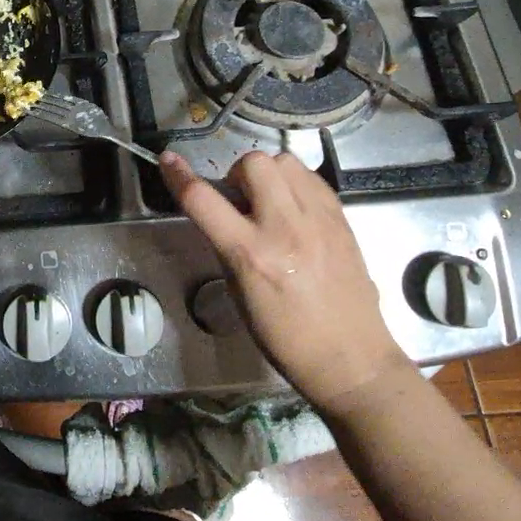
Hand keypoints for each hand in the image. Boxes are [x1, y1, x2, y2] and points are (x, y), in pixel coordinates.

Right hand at [161, 150, 413, 414]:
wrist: (352, 359)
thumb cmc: (285, 337)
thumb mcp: (239, 293)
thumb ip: (227, 245)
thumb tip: (220, 212)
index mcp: (251, 254)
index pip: (203, 200)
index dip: (179, 176)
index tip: (168, 160)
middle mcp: (285, 228)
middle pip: (253, 163)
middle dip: (238, 174)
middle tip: (242, 201)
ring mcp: (319, 220)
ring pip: (285, 161)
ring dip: (269, 174)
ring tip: (270, 201)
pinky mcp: (342, 219)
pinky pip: (311, 177)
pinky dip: (295, 183)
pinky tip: (294, 208)